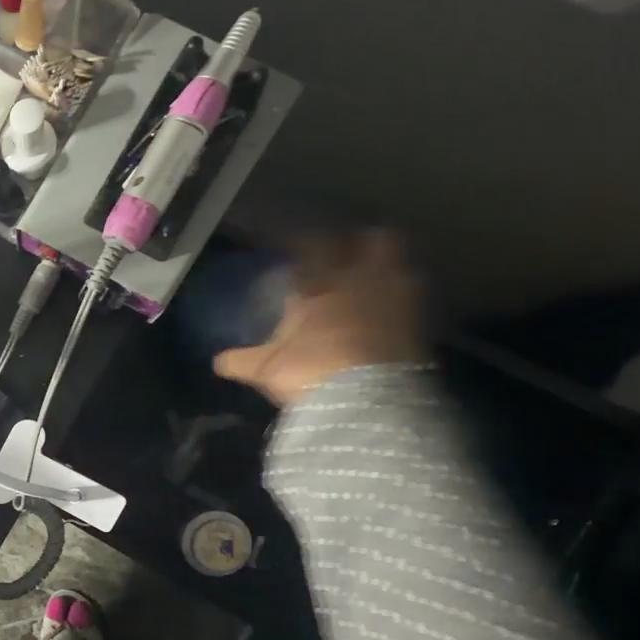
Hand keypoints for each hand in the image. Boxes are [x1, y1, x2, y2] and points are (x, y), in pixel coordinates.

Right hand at [213, 230, 426, 405]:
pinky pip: (415, 296)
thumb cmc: (309, 373)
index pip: (312, 247)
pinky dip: (404, 295)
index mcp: (321, 287)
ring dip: (389, 263)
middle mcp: (362, 283)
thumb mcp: (267, 369)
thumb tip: (217, 362)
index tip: (295, 236)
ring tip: (377, 270)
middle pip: (375, 240)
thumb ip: (243, 360)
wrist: (364, 402)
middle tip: (351, 243)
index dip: (303, 238)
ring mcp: (397, 300)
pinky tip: (393, 305)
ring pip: (400, 263)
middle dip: (362, 239)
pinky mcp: (421, 323)